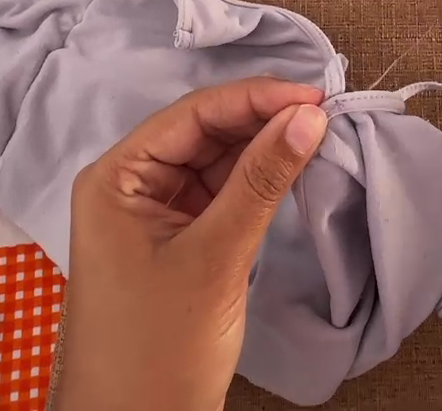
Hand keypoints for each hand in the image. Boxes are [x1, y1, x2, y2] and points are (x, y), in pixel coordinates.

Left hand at [51, 78, 328, 410]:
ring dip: (264, 147)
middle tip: (322, 111)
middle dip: (262, 119)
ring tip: (316, 131)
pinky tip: (292, 165)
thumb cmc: (158, 348)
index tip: (313, 94)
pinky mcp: (181, 237)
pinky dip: (258, 179)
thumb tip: (309, 115)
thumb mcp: (214, 256)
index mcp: (119, 176)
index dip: (254, 98)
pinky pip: (223, 191)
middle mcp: (134, 183)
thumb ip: (262, 180)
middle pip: (206, 132)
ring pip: (218, 159)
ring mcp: (157, 211)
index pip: (194, 115)